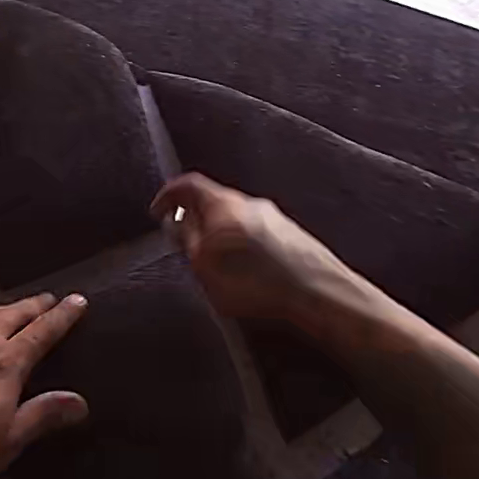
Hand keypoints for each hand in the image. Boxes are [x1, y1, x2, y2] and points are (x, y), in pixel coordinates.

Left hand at [0, 293, 89, 478]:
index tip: (79, 300)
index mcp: (6, 363)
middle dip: (37, 305)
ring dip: (8, 306)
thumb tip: (81, 401)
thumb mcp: (1, 444)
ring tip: (19, 305)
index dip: (64, 315)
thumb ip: (41, 416)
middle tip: (51, 299)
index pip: (44, 331)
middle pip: (17, 313)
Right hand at [150, 173, 363, 325]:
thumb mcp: (205, 266)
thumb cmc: (256, 281)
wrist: (320, 294)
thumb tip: (174, 222)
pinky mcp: (292, 236)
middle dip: (195, 218)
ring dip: (219, 234)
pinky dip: (241, 246)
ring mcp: (274, 217)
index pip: (188, 184)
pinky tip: (244, 273)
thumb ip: (186, 240)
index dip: (168, 195)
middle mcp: (250, 202)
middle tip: (183, 240)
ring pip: (235, 219)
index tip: (157, 211)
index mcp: (224, 202)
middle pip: (213, 201)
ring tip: (213, 263)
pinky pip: (255, 234)